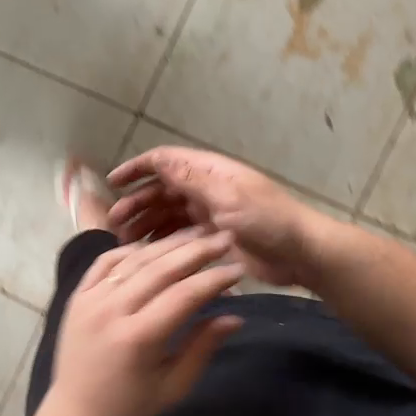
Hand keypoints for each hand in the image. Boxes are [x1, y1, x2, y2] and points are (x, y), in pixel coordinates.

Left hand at [42, 229, 243, 415]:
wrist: (75, 411)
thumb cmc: (130, 405)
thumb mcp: (174, 386)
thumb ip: (202, 347)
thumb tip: (235, 316)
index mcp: (138, 338)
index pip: (184, 295)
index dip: (214, 279)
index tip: (238, 268)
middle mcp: (111, 310)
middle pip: (160, 269)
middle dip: (196, 251)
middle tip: (224, 238)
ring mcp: (90, 299)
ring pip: (134, 260)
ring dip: (167, 244)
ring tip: (195, 234)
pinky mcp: (77, 295)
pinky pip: (105, 262)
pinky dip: (130, 251)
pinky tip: (153, 247)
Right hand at [107, 147, 318, 285]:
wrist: (303, 254)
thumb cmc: (268, 221)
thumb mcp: (228, 198)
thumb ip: (191, 180)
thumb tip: (158, 159)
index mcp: (209, 172)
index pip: (164, 161)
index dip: (137, 169)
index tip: (113, 183)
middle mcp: (205, 189)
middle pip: (160, 191)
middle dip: (136, 204)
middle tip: (115, 225)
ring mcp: (209, 214)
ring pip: (167, 215)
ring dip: (145, 225)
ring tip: (126, 244)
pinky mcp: (212, 238)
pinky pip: (179, 235)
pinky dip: (161, 242)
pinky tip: (147, 256)